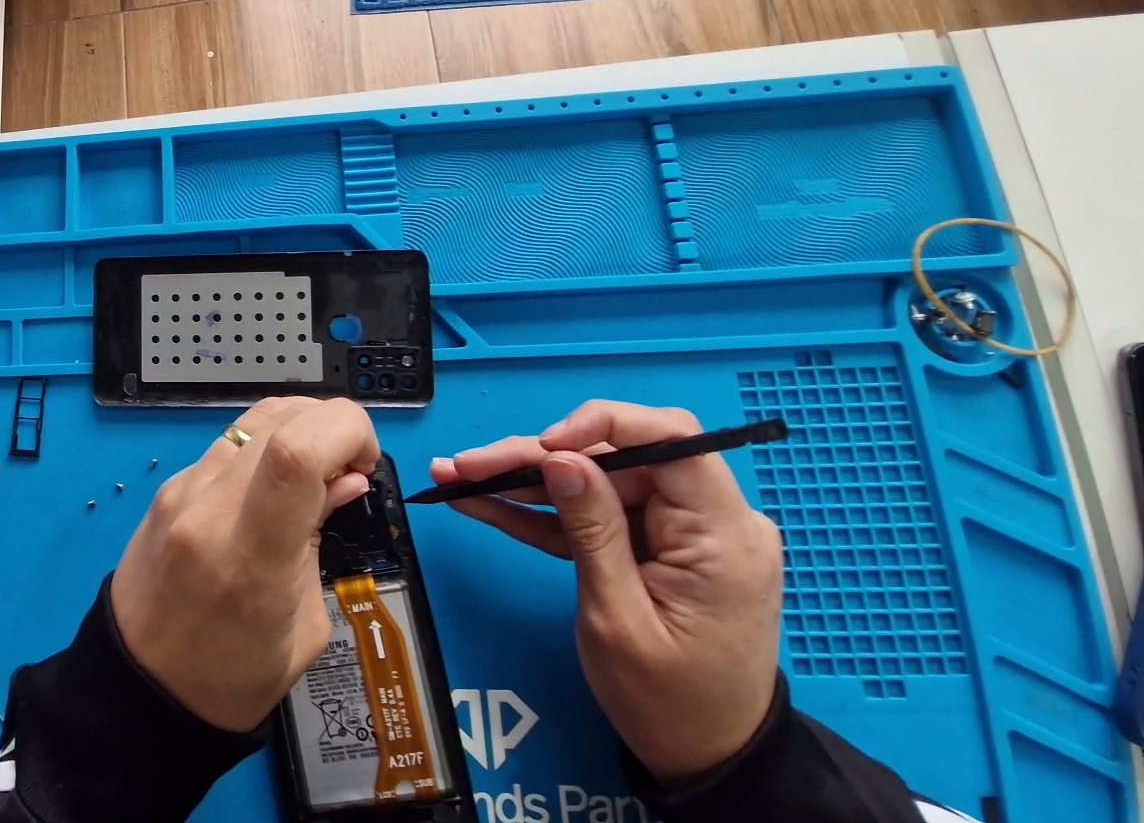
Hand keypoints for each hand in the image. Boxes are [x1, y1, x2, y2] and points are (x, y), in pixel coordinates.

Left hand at [112, 396, 380, 731]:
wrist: (136, 687)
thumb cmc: (230, 677)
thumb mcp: (305, 628)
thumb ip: (322, 540)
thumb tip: (347, 479)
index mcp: (250, 559)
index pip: (295, 453)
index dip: (346, 433)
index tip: (366, 464)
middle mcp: (209, 510)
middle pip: (280, 418)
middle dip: (333, 426)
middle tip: (349, 468)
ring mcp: (182, 491)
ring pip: (254, 418)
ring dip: (301, 426)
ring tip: (317, 468)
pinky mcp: (169, 487)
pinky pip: (229, 442)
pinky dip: (266, 444)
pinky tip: (276, 479)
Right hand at [432, 400, 783, 783]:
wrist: (705, 755)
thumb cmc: (670, 702)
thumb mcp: (618, 618)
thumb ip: (592, 530)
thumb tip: (561, 458)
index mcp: (722, 535)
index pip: (671, 439)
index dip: (603, 424)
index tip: (544, 445)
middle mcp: (709, 519)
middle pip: (615, 458)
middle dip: (535, 458)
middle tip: (467, 465)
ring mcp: (680, 531)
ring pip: (593, 480)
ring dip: (524, 480)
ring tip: (459, 477)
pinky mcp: (653, 543)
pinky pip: (593, 514)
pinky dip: (540, 511)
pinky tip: (486, 501)